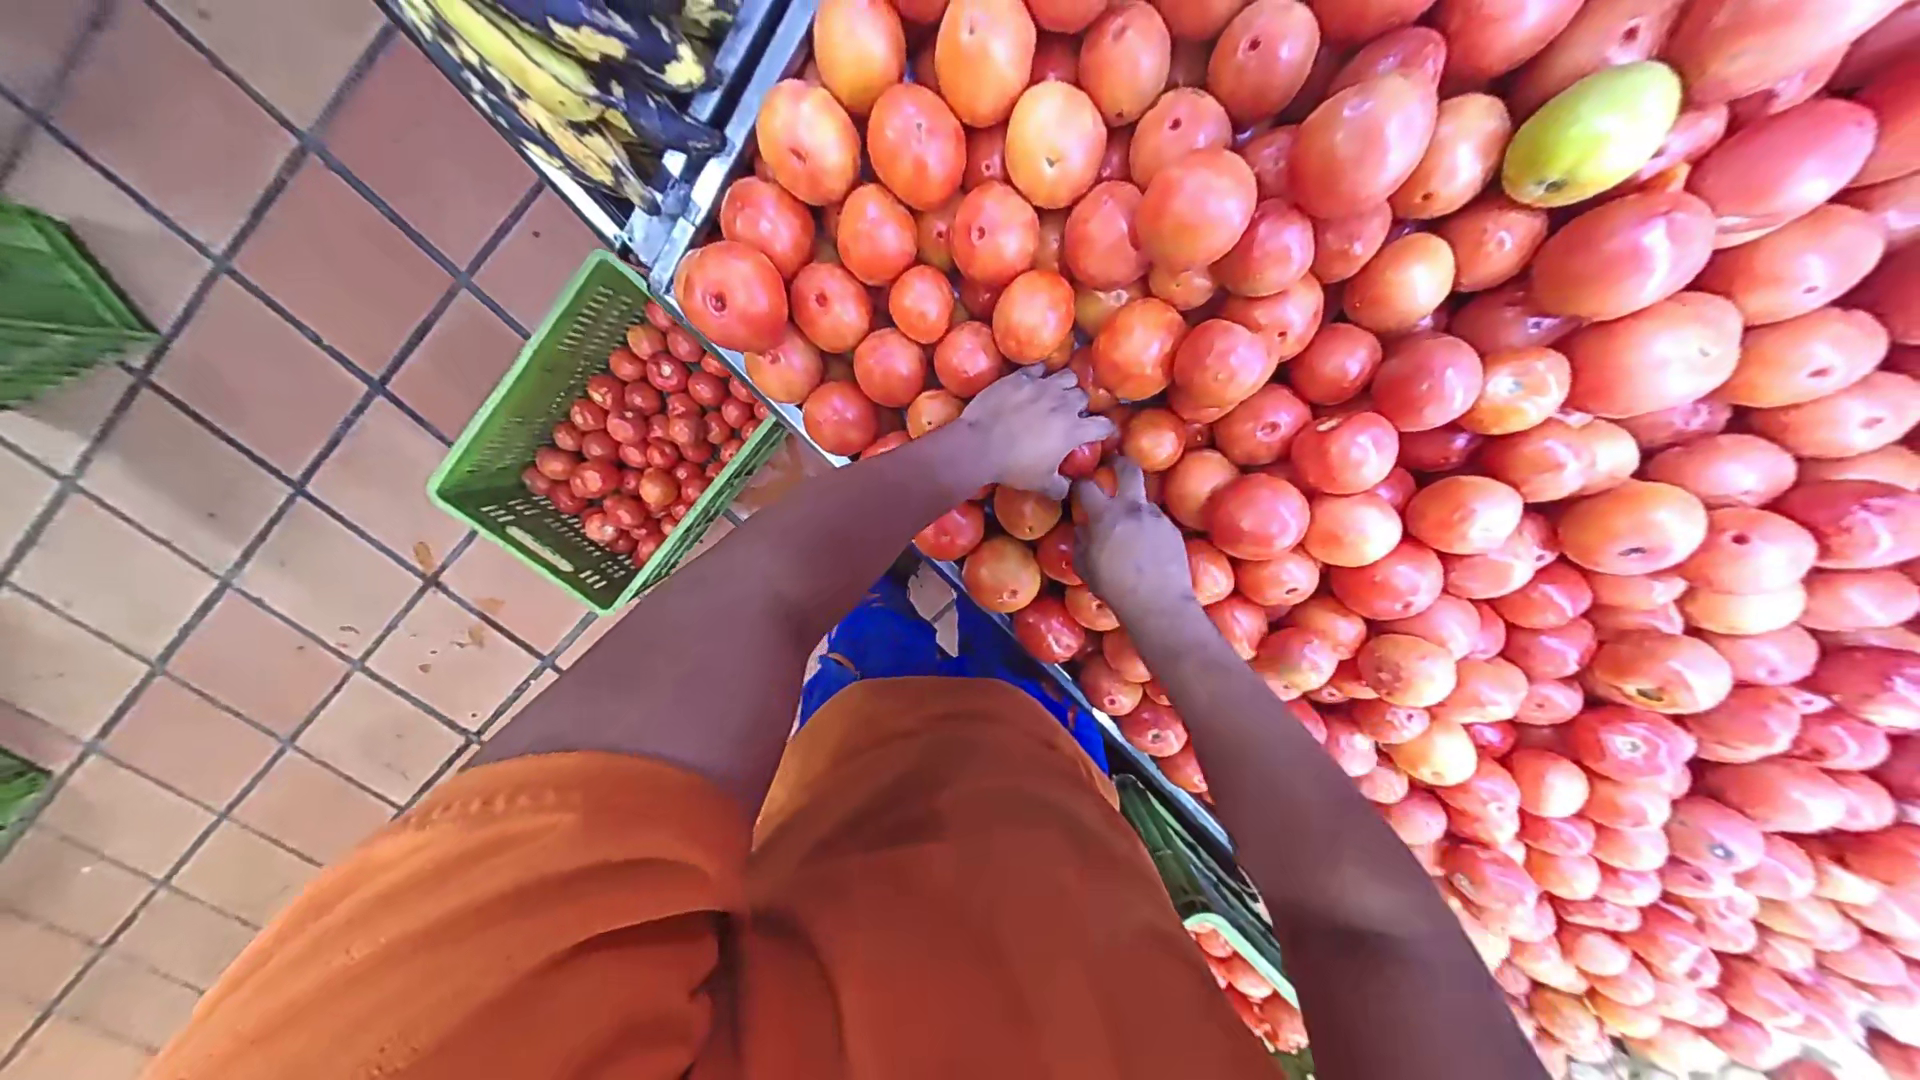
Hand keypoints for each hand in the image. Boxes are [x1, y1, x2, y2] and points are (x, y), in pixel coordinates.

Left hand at [957, 366, 1114, 498]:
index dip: (1105, 429)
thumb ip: (1058, 486)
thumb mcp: (1040, 483)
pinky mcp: (1021, 378)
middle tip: (1070, 412)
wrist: (980, 444)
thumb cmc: (1014, 467)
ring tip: (1057, 391)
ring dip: (1065, 384)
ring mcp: (1042, 387)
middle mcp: (1063, 404)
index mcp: (1074, 430)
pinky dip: (1039, 373)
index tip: (1101, 431)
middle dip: (1080, 404)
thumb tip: (1065, 490)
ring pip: (1066, 376)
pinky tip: (1034, 379)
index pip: (1103, 426)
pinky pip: (1038, 368)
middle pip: (1083, 396)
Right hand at [1073, 458, 1197, 624]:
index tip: (1078, 487)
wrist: (1157, 603)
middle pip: (1128, 468)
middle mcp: (1132, 507)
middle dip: (1119, 462)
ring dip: (1135, 504)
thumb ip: (1080, 541)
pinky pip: (1156, 520)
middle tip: (1114, 465)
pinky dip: (1149, 526)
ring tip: (1130, 525)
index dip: (1079, 483)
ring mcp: (1156, 516)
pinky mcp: (1172, 528)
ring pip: (1144, 498)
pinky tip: (1147, 546)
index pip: (1086, 485)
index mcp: (1104, 515)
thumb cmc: (1114, 587)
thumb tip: (1082, 528)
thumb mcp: (1084, 566)